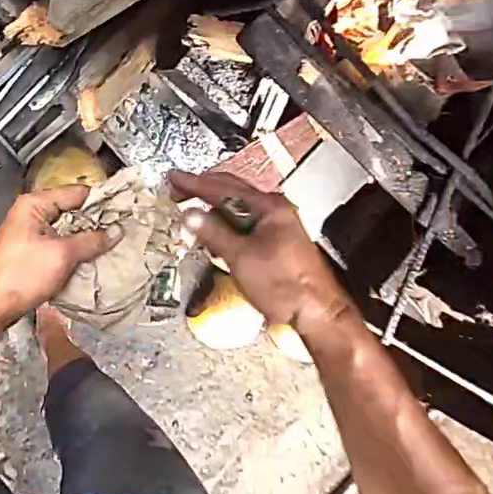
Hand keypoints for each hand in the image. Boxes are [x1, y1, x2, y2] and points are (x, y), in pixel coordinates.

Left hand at [0, 186, 121, 325]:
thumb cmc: (20, 276)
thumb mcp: (61, 255)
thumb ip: (91, 241)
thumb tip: (116, 231)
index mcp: (34, 204)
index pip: (76, 193)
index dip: (101, 201)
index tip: (126, 210)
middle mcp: (31, 214)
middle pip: (72, 211)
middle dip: (96, 222)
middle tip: (124, 230)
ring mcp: (30, 234)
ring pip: (67, 231)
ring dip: (87, 239)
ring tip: (114, 245)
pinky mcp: (32, 253)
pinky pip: (60, 246)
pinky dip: (75, 252)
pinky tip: (93, 260)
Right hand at [168, 170, 354, 336]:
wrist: (318, 314)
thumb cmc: (287, 287)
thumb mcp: (240, 257)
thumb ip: (213, 232)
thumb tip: (190, 214)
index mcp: (269, 207)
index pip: (223, 188)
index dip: (194, 183)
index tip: (174, 178)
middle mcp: (275, 210)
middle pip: (231, 191)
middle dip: (202, 191)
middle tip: (178, 191)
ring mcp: (277, 225)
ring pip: (237, 208)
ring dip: (213, 210)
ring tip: (190, 213)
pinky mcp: (275, 240)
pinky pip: (244, 223)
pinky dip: (224, 224)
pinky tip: (213, 235)